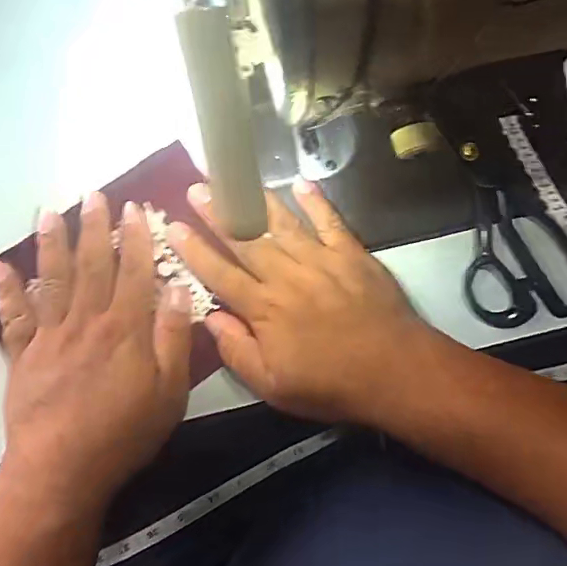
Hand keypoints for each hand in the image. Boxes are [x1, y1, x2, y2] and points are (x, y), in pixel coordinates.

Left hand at [0, 193, 193, 518]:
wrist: (61, 470)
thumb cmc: (125, 432)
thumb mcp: (169, 390)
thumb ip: (173, 337)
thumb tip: (179, 288)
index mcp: (125, 329)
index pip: (134, 272)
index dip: (135, 238)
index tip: (134, 209)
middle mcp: (87, 322)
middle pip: (91, 266)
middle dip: (93, 227)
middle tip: (92, 194)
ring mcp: (50, 338)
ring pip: (51, 281)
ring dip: (51, 244)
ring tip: (50, 212)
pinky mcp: (23, 358)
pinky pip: (14, 317)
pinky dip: (6, 290)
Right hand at [167, 179, 442, 423]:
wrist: (393, 370)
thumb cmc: (331, 385)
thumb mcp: (272, 386)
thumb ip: (237, 351)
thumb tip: (208, 318)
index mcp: (264, 308)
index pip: (220, 273)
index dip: (194, 250)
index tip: (173, 227)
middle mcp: (287, 276)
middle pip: (245, 239)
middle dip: (218, 213)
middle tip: (196, 187)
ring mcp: (321, 260)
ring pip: (282, 223)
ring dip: (256, 200)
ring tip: (235, 179)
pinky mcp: (352, 254)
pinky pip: (330, 221)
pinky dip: (316, 201)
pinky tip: (302, 183)